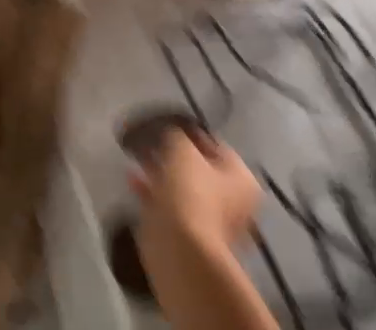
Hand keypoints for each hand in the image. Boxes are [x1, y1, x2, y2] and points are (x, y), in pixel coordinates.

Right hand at [131, 128, 262, 254]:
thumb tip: (172, 135)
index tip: (166, 127)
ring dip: (161, 174)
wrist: (179, 249)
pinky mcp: (189, 237)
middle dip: (173, 156)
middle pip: (200, 170)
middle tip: (150, 144)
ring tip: (137, 160)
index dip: (190, 134)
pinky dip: (154, 193)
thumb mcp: (182, 150)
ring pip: (183, 189)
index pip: (216, 146)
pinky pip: (170, 207)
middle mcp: (234, 201)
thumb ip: (177, 136)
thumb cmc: (190, 193)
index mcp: (242, 179)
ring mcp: (212, 222)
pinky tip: (133, 181)